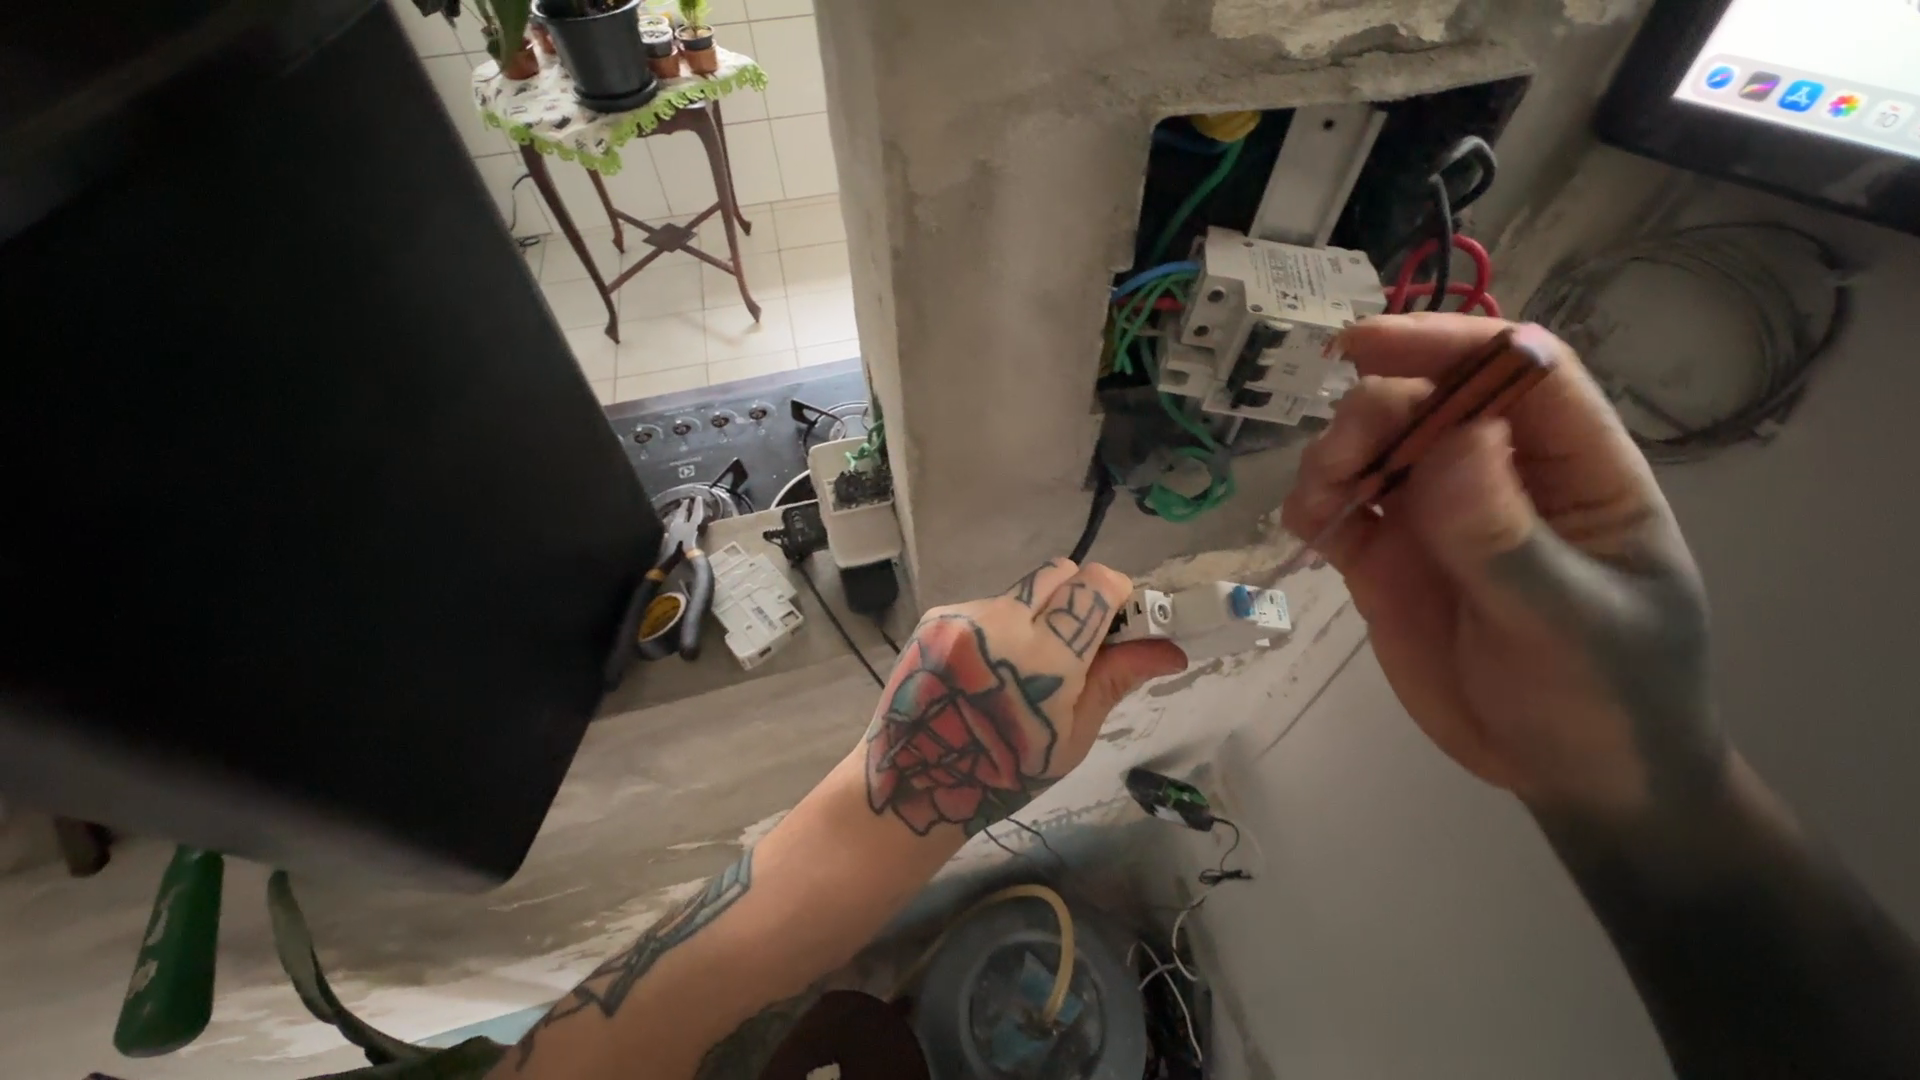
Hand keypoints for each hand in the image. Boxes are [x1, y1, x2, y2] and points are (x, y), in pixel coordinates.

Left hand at [862, 559, 1187, 835]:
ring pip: (1023, 587)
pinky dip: (1002, 624)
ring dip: (1040, 611)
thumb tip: (1173, 650)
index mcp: (1044, 656)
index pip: (1097, 583)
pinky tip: (990, 667)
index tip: (1120, 623)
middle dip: (1081, 596)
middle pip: (1061, 571)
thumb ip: (1116, 679)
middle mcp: (1002, 620)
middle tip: (1079, 643)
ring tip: (1027, 664)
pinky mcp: (938, 614)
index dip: (1118, 595)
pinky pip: (988, 603)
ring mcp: (964, 613)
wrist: (916, 778)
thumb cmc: (1005, 773)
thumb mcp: (1073, 735)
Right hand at [1282, 315, 1724, 819]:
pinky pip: (1337, 510)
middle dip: (1371, 412)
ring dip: (1330, 457)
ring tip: (1322, 502)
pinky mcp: (1385, 559)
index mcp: (1572, 468)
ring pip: (1367, 448)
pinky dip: (1311, 505)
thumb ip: (1506, 537)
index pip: (1514, 371)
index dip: (1445, 343)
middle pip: (1423, 401)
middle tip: (1341, 462)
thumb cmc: (1607, 696)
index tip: (1365, 346)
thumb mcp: (1570, 623)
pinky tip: (1308, 526)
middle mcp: (1496, 476)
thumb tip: (1457, 438)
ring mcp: (1434, 517)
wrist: (1568, 774)